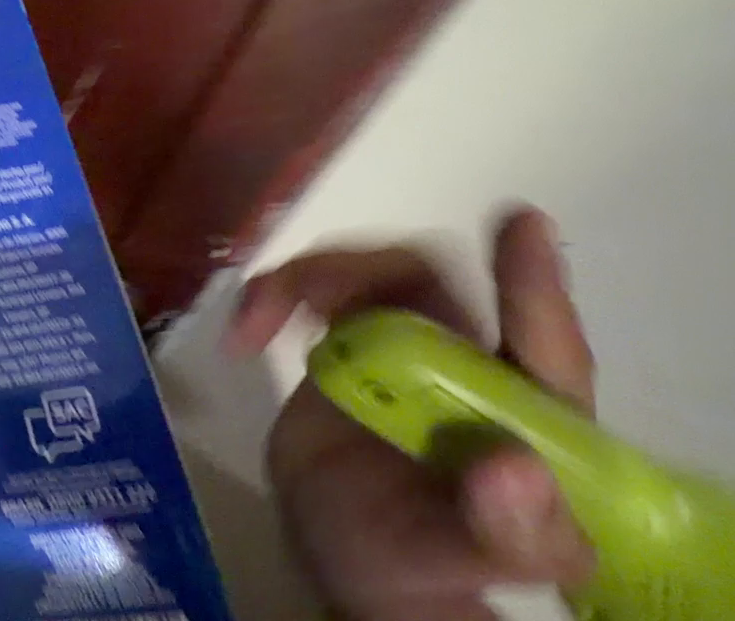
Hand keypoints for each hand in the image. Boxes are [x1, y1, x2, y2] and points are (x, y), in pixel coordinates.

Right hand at [228, 208, 596, 620]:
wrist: (339, 550)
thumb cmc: (416, 562)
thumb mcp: (460, 560)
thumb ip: (501, 532)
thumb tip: (513, 468)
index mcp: (520, 412)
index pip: (540, 340)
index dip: (531, 285)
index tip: (518, 221)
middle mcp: (464, 365)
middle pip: (426, 281)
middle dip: (356, 272)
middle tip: (290, 295)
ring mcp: (399, 350)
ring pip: (362, 275)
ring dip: (302, 279)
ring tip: (252, 320)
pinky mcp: (342, 345)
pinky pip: (309, 293)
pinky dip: (271, 296)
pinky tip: (241, 333)